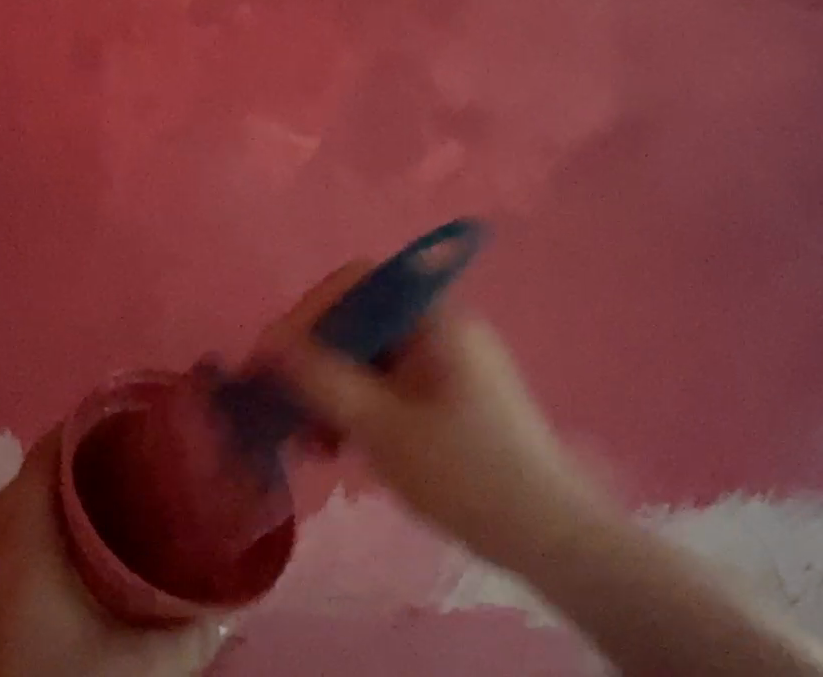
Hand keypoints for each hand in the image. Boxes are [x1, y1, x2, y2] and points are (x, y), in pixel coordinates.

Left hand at [0, 428, 227, 676]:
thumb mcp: (140, 666)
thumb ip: (193, 634)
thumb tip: (234, 606)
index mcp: (26, 531)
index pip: (50, 449)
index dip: (90, 423)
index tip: (137, 417)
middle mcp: (2, 532)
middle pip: (43, 465)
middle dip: (89, 448)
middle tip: (142, 447)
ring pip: (31, 493)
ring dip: (71, 479)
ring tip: (125, 477)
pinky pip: (24, 518)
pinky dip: (56, 507)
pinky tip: (96, 526)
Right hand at [262, 264, 612, 572]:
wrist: (553, 540)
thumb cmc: (466, 474)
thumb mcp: (382, 426)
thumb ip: (321, 378)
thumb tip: (268, 342)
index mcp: (435, 318)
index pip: (357, 283)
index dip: (310, 311)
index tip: (280, 356)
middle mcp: (442, 328)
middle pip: (360, 320)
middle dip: (315, 361)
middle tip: (285, 404)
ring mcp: (448, 362)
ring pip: (369, 357)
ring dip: (331, 391)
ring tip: (310, 441)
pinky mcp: (449, 396)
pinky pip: (388, 384)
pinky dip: (357, 408)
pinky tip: (338, 448)